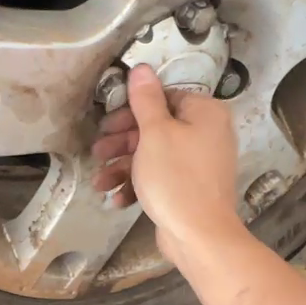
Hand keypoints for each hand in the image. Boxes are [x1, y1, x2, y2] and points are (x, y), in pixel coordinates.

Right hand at [91, 65, 241, 261]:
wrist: (199, 236)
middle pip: (156, 128)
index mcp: (205, 113)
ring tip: (99, 183)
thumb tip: (141, 68)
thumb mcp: (155, 133)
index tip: (106, 125)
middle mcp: (207, 134)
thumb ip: (145, 100)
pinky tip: (117, 200)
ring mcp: (200, 164)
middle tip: (98, 152)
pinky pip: (161, 178)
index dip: (131, 111)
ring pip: (154, 156)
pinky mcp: (190, 189)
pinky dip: (138, 186)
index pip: (163, 99)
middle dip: (121, 143)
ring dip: (123, 168)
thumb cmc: (177, 179)